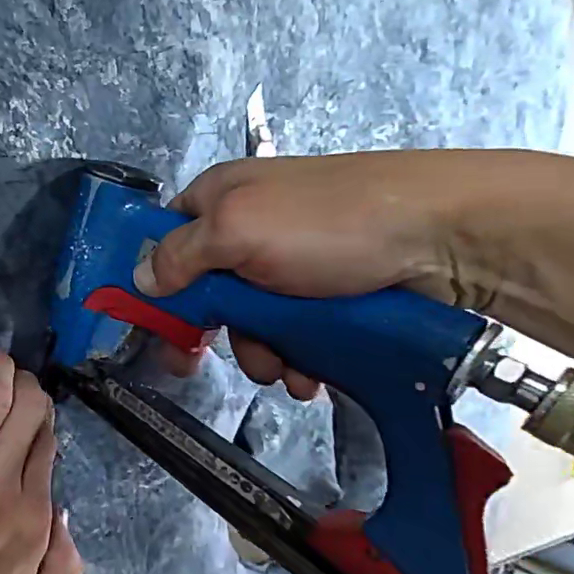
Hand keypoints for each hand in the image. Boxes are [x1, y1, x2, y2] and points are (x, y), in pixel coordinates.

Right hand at [132, 152, 519, 397]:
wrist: (436, 234)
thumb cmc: (325, 225)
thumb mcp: (238, 231)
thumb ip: (179, 255)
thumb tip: (138, 278)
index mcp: (219, 198)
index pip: (166, 239)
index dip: (156, 285)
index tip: (157, 329)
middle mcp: (251, 227)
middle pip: (209, 292)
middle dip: (221, 333)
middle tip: (229, 360)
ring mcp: (291, 262)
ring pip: (253, 322)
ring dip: (264, 354)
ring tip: (289, 370)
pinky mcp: (327, 292)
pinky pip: (293, 333)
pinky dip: (298, 358)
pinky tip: (313, 374)